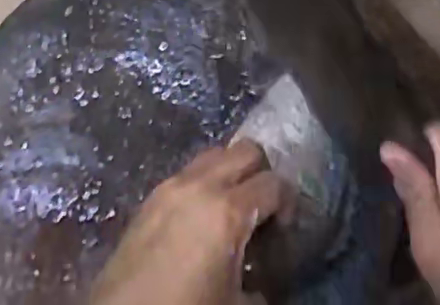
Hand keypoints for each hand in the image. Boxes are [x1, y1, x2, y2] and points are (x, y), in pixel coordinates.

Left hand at [91, 141, 288, 304]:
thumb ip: (258, 290)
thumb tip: (260, 286)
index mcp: (227, 211)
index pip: (274, 183)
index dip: (288, 201)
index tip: (286, 227)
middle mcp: (202, 185)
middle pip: (246, 150)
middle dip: (262, 173)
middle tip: (262, 209)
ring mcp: (172, 185)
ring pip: (216, 154)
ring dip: (231, 172)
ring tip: (232, 209)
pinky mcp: (151, 196)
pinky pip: (189, 172)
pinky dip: (205, 183)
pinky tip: (201, 218)